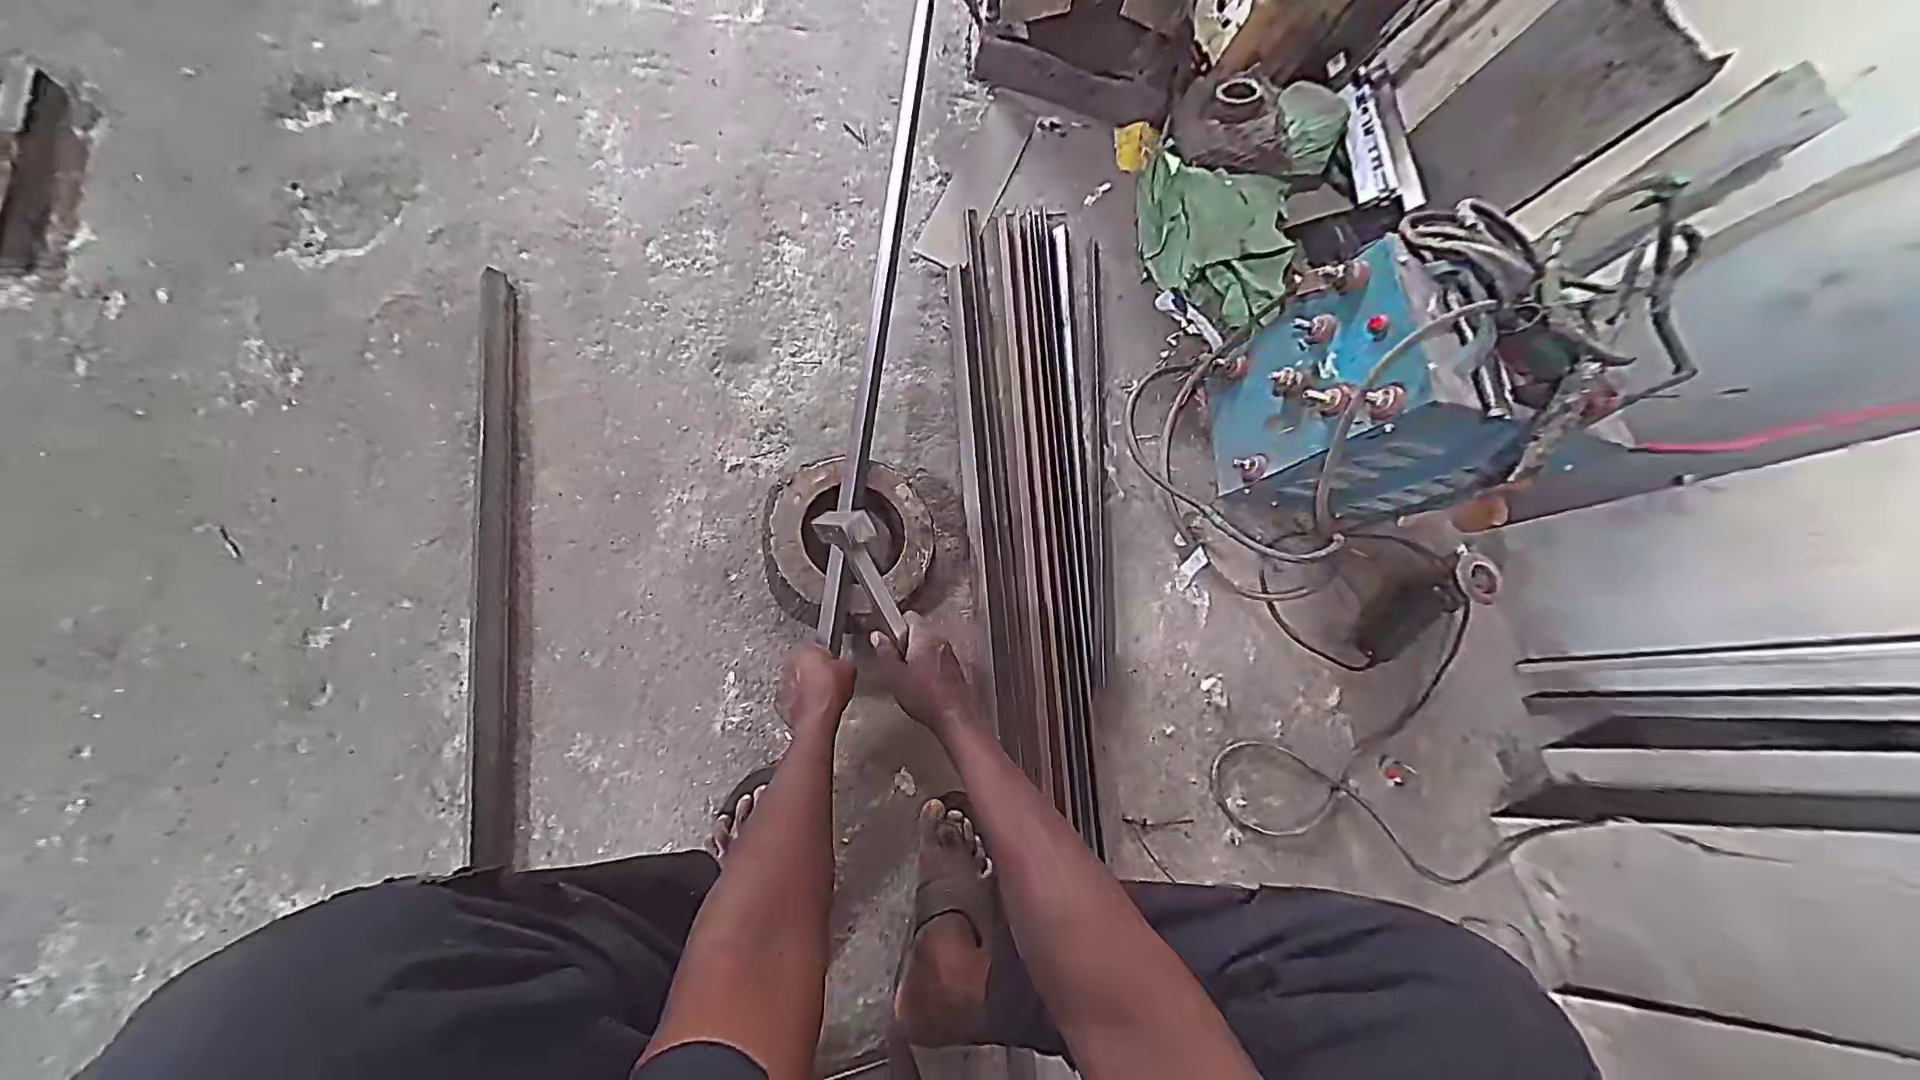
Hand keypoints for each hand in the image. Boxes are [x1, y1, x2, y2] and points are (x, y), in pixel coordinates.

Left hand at [776, 642, 855, 737]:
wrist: (816, 720)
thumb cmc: (830, 693)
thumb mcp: (848, 669)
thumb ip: (842, 661)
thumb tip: (842, 663)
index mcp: (805, 651)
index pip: (815, 642)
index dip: (826, 650)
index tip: (832, 656)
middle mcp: (790, 663)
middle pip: (803, 660)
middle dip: (813, 666)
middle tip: (828, 675)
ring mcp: (783, 683)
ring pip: (795, 678)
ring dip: (805, 682)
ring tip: (821, 692)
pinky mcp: (781, 701)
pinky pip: (792, 695)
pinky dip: (799, 698)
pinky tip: (812, 704)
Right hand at [868, 613, 981, 736]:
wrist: (956, 718)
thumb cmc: (927, 697)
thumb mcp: (894, 675)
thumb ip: (885, 652)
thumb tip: (878, 637)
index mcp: (925, 637)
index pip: (909, 617)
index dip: (896, 627)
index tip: (887, 641)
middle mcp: (940, 642)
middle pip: (918, 634)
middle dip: (905, 646)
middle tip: (895, 665)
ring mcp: (950, 657)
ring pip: (928, 650)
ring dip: (917, 660)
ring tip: (908, 681)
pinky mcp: (955, 672)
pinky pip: (937, 664)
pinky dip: (928, 672)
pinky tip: (922, 690)